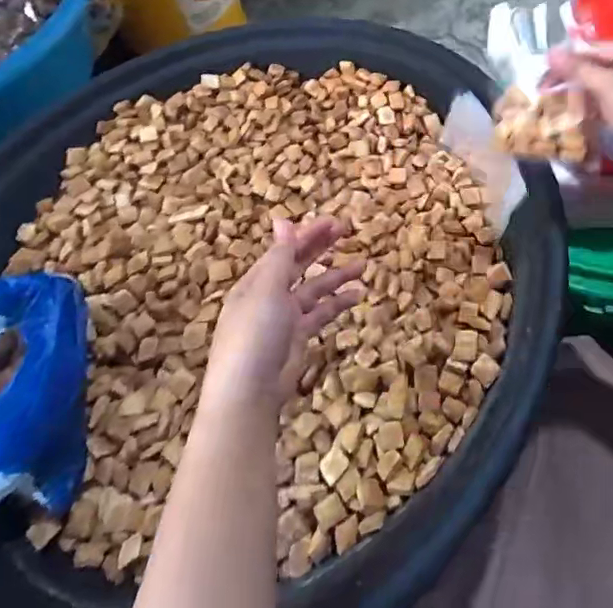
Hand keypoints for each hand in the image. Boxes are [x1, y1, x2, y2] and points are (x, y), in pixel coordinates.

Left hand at [203, 217, 363, 414]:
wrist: (248, 393)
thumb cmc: (254, 334)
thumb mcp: (267, 290)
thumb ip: (280, 256)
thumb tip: (282, 219)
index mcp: (257, 280)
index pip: (285, 249)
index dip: (309, 233)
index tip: (335, 221)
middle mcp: (269, 295)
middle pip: (299, 264)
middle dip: (322, 247)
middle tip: (348, 231)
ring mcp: (284, 317)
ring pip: (314, 288)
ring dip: (337, 275)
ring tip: (364, 264)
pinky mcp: (298, 337)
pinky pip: (321, 313)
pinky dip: (338, 302)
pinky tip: (359, 295)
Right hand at [547, 41, 612, 167]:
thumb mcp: (606, 87)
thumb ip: (578, 68)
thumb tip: (551, 52)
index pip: (596, 47)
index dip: (569, 57)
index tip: (544, 69)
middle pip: (598, 64)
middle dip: (573, 76)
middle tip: (545, 88)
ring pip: (602, 83)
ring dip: (580, 91)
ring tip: (556, 100)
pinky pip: (609, 98)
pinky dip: (593, 104)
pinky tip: (576, 112)